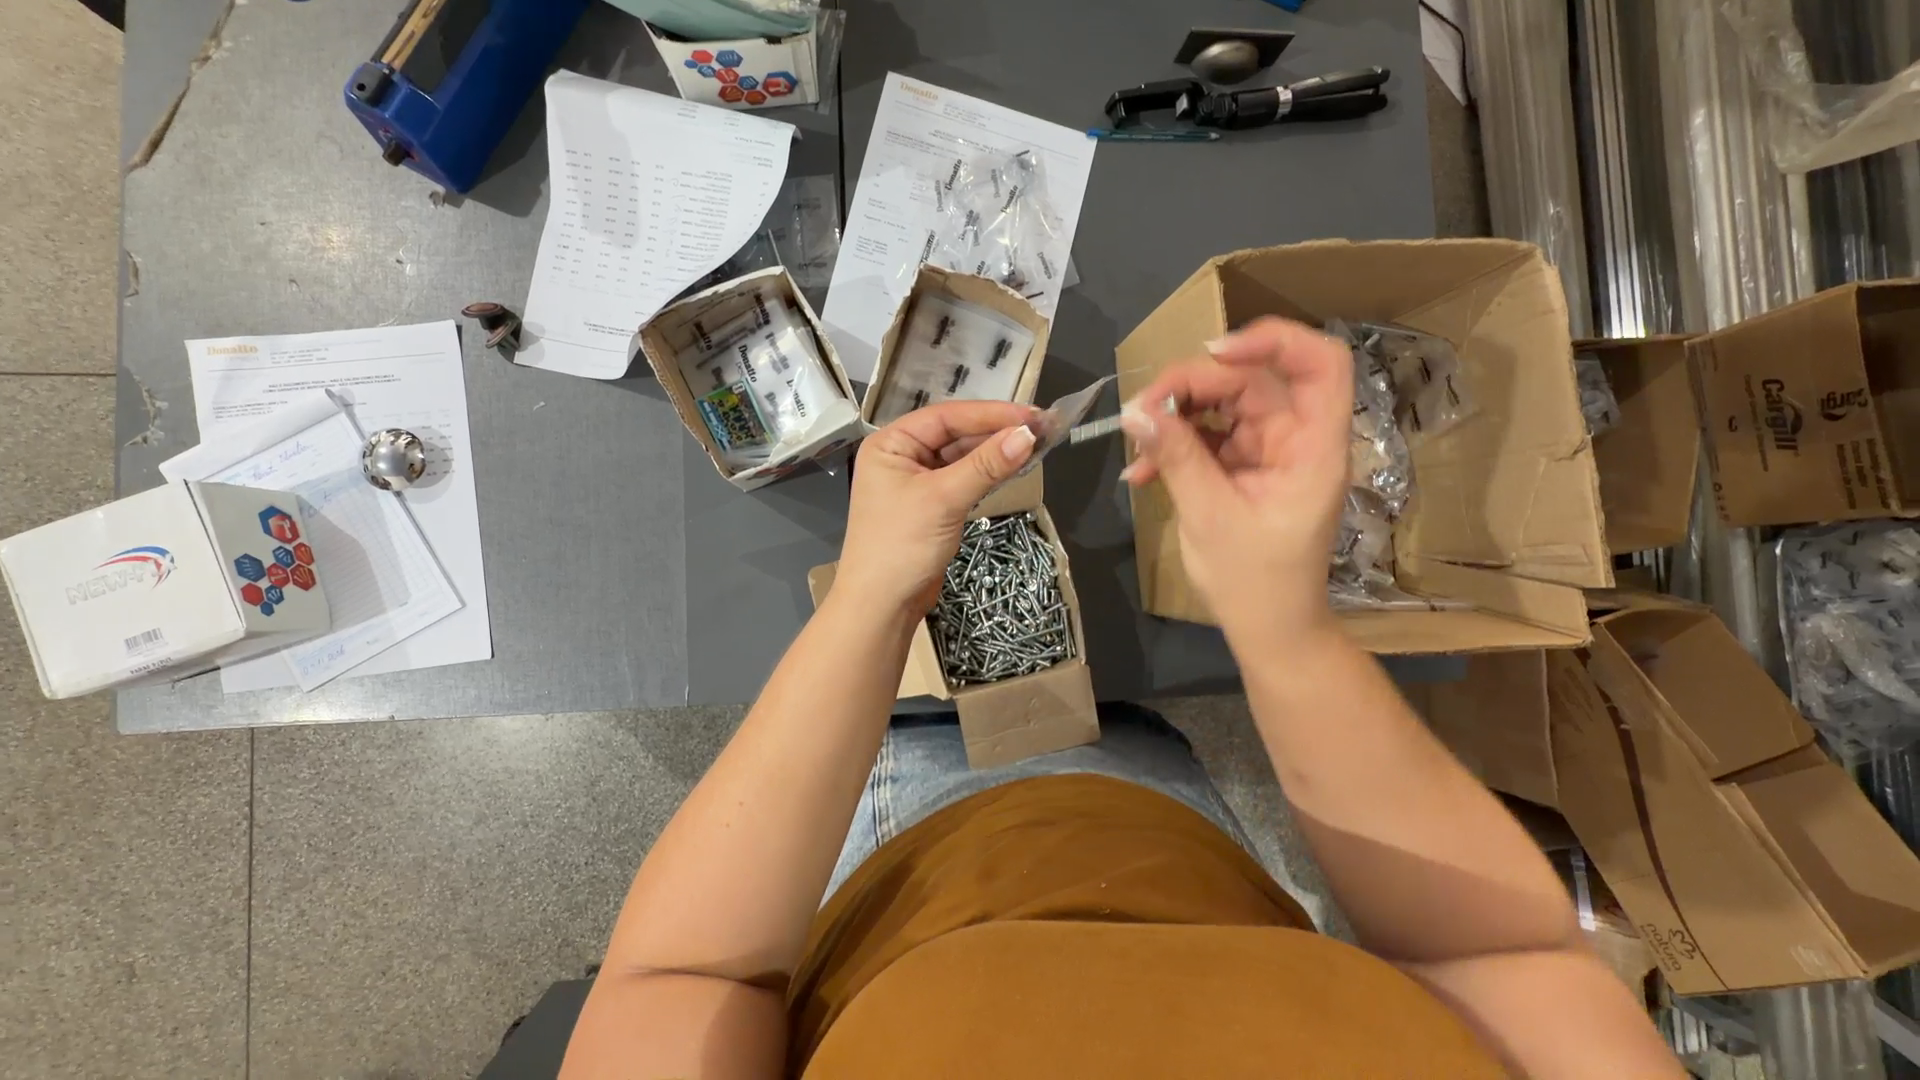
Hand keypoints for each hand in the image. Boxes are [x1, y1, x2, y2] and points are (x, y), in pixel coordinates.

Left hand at [836, 400, 1038, 620]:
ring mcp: (916, 482)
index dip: (991, 414)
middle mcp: (901, 457)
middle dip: (996, 432)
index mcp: (891, 444)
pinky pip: (963, 480)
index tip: (1032, 416)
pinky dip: (987, 474)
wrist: (882, 605)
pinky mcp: (931, 506)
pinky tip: (1013, 468)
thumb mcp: (945, 499)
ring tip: (1036, 445)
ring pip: (962, 457)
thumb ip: (987, 465)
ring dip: (995, 453)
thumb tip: (1028, 435)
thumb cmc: (902, 546)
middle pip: (955, 434)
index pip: (947, 416)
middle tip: (1042, 430)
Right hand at [1121, 317, 1352, 647]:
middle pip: (1251, 380)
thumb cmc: (1254, 581)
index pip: (1318, 363)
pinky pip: (1209, 437)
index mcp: (1312, 447)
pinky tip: (1142, 470)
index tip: (1212, 353)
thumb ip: (1177, 456)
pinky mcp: (1244, 467)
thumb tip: (1134, 410)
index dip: (1272, 340)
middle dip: (1192, 387)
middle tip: (1140, 411)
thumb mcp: (1209, 516)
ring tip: (1136, 444)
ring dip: (1175, 417)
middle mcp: (1295, 438)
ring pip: (1223, 404)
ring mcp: (1269, 451)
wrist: (1267, 628)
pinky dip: (1175, 446)